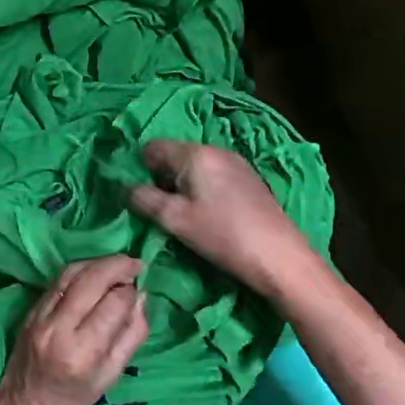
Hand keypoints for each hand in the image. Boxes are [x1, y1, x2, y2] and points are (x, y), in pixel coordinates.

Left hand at [0, 256, 148, 404]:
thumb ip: (132, 333)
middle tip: (135, 265)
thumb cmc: (74, 399)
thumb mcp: (112, 374)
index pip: (114, 304)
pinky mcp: (31, 309)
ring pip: (72, 272)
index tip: (138, 293)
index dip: (130, 292)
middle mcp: (59, 328)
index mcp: (83, 351)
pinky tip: (93, 272)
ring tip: (116, 266)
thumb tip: (141, 296)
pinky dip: (79, 270)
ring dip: (98, 263)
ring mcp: (41, 315)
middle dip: (117, 266)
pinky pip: (58, 279)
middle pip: (92, 279)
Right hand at [127, 140, 322, 299]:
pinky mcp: (249, 180)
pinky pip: (213, 176)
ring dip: (182, 186)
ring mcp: (236, 163)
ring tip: (183, 216)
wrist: (280, 257)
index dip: (139, 168)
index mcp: (195, 153)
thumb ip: (144, 199)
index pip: (153, 147)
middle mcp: (216, 149)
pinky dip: (202, 190)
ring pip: (194, 167)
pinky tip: (207, 215)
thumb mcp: (174, 220)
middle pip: (174, 155)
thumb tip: (124, 187)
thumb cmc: (222, 235)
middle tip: (159, 210)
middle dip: (161, 178)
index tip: (138, 194)